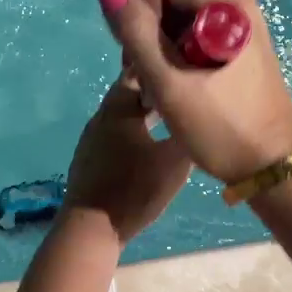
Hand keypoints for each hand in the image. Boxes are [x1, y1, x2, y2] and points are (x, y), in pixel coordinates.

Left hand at [62, 81, 193, 244]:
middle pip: (128, 91)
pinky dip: (131, 127)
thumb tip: (202, 119)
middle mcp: (103, 115)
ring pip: (121, 112)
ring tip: (167, 113)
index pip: (139, 71)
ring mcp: (92, 136)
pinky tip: (145, 140)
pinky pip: (113, 130)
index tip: (181, 65)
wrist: (91, 226)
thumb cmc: (135, 189)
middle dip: (152, 87)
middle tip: (178, 88)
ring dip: (142, 108)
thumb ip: (190, 136)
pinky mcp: (89, 155)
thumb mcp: (176, 164)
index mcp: (120, 107)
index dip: (159, 66)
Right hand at [96, 0, 291, 183]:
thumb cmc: (220, 126)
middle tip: (151, 82)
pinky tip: (180, 88)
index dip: (140, 20)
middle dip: (150, 37)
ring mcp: (242, 22)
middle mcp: (236, 1)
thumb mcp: (168, 81)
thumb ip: (135, 32)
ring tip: (163, 90)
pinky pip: (196, 35)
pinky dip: (179, 58)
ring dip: (161, 52)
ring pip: (179, 21)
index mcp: (225, 0)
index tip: (140, 65)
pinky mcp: (241, 43)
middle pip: (170, 0)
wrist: (272, 168)